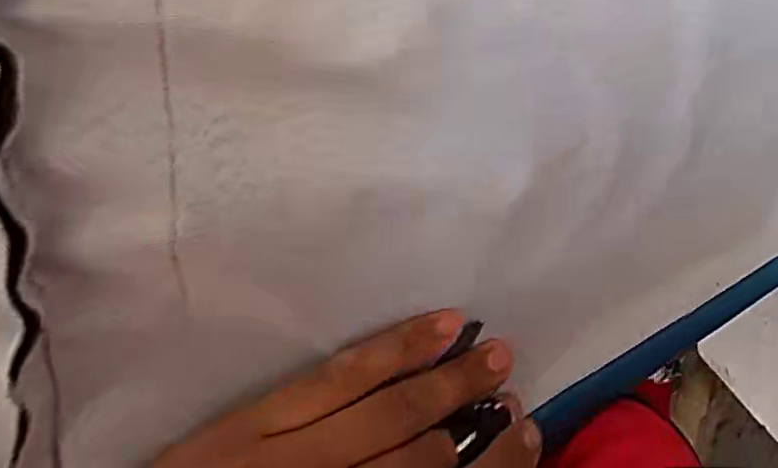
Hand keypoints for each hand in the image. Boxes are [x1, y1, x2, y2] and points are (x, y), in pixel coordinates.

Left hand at [154, 310, 539, 467]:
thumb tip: (446, 462)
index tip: (525, 442)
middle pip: (417, 463)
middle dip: (476, 431)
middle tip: (518, 401)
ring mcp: (282, 461)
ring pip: (390, 412)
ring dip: (452, 380)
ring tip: (499, 353)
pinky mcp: (251, 422)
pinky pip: (339, 374)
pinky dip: (397, 347)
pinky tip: (442, 324)